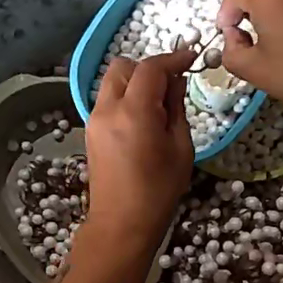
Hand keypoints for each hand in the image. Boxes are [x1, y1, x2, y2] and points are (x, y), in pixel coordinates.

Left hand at [85, 48, 195, 254]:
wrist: (121, 224)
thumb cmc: (158, 191)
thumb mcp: (180, 149)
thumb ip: (177, 109)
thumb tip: (176, 83)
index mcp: (133, 112)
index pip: (150, 68)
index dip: (173, 58)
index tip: (192, 58)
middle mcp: (107, 110)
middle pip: (123, 67)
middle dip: (148, 69)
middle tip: (171, 85)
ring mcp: (94, 120)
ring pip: (111, 82)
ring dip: (134, 82)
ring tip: (157, 104)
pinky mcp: (90, 132)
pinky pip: (107, 100)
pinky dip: (124, 97)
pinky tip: (142, 118)